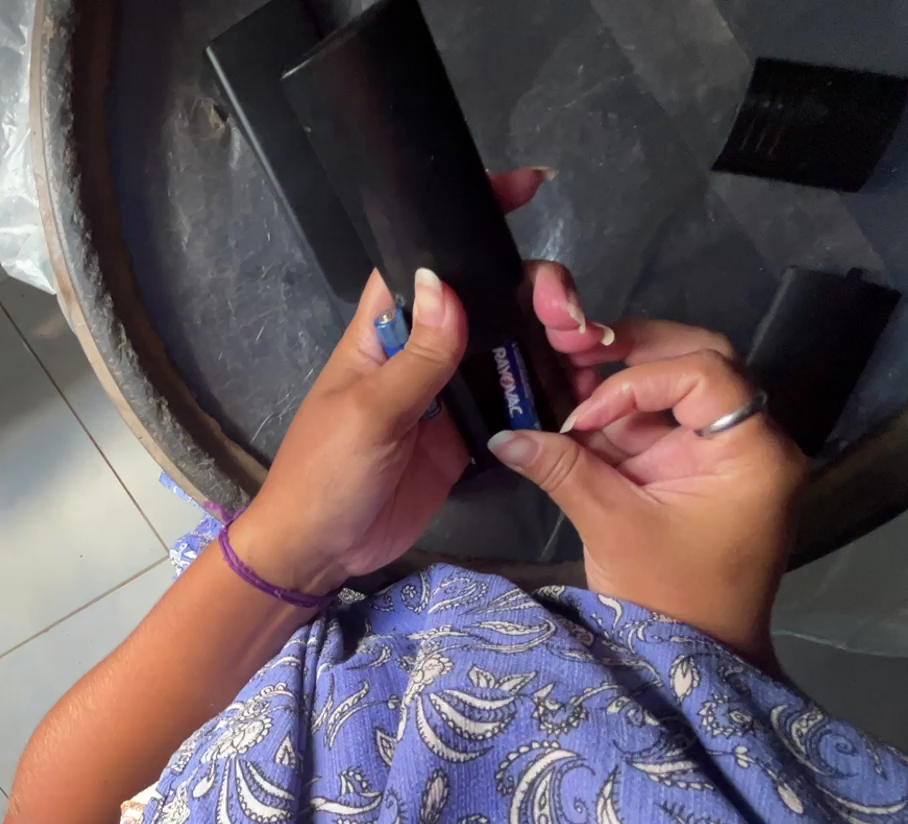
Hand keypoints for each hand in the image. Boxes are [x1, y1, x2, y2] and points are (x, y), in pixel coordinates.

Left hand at [228, 167, 605, 595]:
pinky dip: (544, 390)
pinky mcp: (464, 437)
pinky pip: (510, 402)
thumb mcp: (368, 413)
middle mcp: (418, 356)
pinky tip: (580, 384)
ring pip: (505, 347)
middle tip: (568, 317)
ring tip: (586, 345)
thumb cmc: (325, 474)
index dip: (465, 224)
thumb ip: (416, 356)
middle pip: (482, 301)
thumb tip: (449, 282)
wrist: (321, 549)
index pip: (423, 263)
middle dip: (531, 292)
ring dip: (547, 338)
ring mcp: (444, 397)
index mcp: (381, 336)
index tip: (525, 190)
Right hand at [486, 319, 807, 665]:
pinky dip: (611, 420)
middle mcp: (743, 440)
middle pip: (700, 362)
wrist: (693, 651)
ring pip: (672, 389)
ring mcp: (714, 454)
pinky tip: (572, 419)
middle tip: (576, 351)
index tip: (584, 416)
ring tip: (564, 383)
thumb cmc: (669, 595)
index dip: (638, 381)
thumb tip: (503, 436)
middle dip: (634, 354)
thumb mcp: (613, 526)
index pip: (706, 374)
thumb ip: (562, 470)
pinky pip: (651, 426)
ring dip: (617, 385)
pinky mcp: (687, 469)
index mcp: (750, 453)